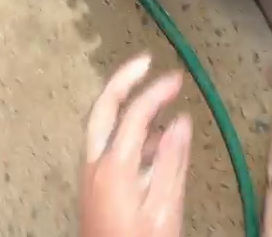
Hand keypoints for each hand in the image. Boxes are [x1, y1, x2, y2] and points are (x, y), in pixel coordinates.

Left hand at [79, 54, 192, 236]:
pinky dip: (126, 132)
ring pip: (102, 126)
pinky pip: (106, 146)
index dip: (156, 91)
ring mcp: (90, 176)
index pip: (135, 114)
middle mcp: (94, 164)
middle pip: (103, 107)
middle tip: (146, 60)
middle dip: (124, 79)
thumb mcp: (166, 210)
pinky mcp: (93, 188)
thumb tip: (181, 119)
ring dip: (126, 107)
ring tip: (159, 104)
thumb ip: (172, 162)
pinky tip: (152, 142)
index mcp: (113, 167)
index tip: (178, 78)